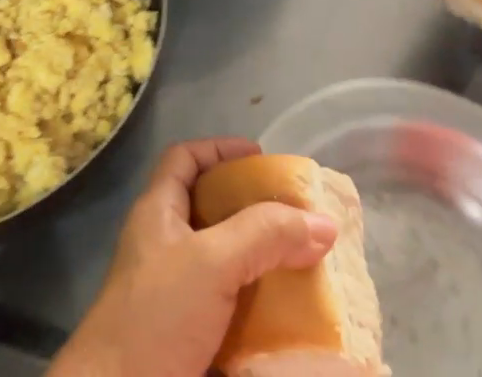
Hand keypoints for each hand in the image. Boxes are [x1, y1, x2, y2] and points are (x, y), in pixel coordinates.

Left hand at [47, 138, 338, 376]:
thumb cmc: (156, 315)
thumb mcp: (212, 261)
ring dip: (266, 259)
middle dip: (257, 209)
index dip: (221, 149)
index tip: (263, 158)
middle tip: (300, 216)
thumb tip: (324, 222)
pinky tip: (293, 309)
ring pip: (228, 260)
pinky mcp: (191, 332)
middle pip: (213, 208)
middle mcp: (166, 245)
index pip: (184, 159)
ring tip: (308, 260)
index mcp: (159, 212)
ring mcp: (177, 291)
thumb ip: (266, 234)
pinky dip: (262, 303)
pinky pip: (234, 305)